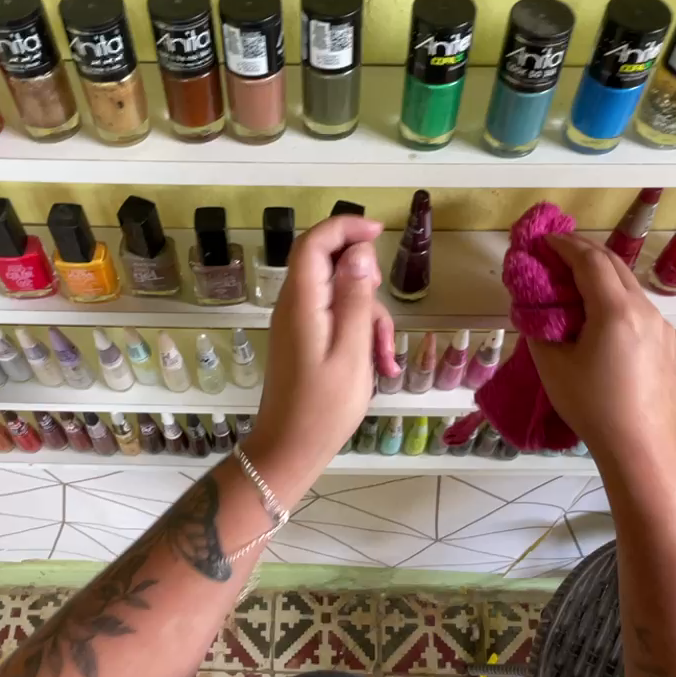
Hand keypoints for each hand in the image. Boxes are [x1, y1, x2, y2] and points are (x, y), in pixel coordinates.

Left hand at [249, 216, 395, 490]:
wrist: (290, 449)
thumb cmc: (323, 406)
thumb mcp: (352, 350)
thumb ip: (355, 298)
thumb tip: (359, 252)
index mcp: (302, 301)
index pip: (315, 242)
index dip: (346, 227)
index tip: (379, 232)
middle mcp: (294, 305)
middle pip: (328, 265)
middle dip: (364, 281)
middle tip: (382, 311)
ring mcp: (297, 324)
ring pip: (338, 295)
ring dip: (369, 318)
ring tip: (385, 359)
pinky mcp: (303, 341)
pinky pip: (334, 320)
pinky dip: (359, 335)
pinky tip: (379, 366)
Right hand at [527, 234, 675, 457]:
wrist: (640, 446)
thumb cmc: (591, 406)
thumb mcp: (553, 366)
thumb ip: (541, 329)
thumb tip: (536, 310)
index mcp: (615, 311)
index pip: (590, 261)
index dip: (565, 245)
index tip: (544, 239)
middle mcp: (644, 309)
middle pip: (614, 264)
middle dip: (584, 251)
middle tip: (556, 251)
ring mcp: (661, 326)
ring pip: (629, 285)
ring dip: (601, 274)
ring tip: (574, 281)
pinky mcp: (668, 343)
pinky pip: (639, 308)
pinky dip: (615, 297)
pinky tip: (599, 316)